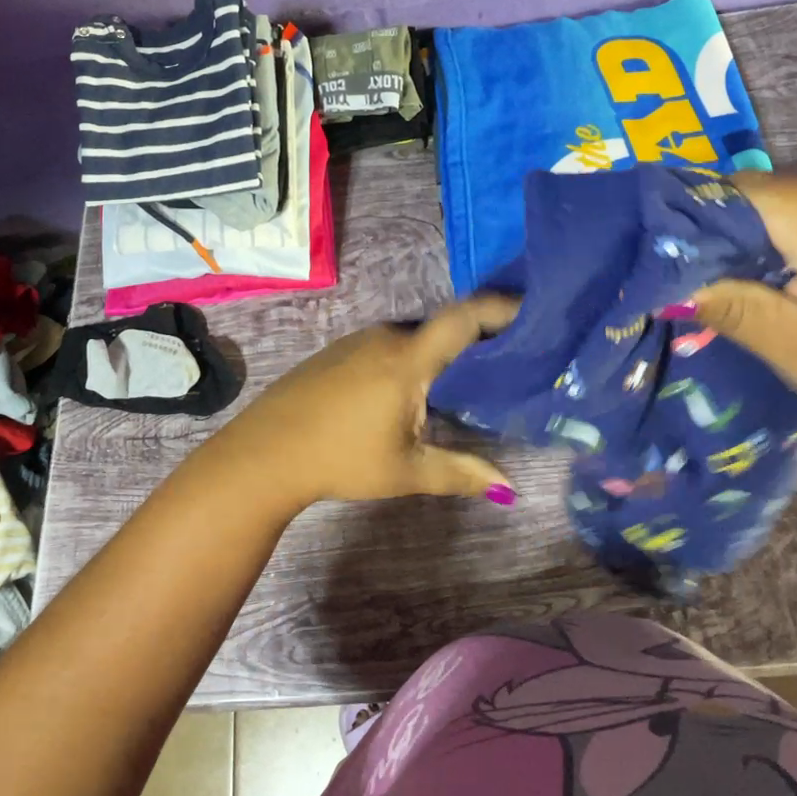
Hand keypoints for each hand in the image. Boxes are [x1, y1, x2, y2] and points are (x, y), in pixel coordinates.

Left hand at [207, 295, 519, 508]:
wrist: (265, 451)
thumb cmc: (340, 459)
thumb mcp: (406, 471)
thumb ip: (461, 473)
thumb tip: (509, 487)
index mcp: (408, 359)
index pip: (465, 318)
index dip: (501, 309)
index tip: (531, 312)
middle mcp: (385, 337)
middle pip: (440, 328)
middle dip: (474, 340)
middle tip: (505, 362)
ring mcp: (356, 340)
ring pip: (411, 339)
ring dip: (437, 354)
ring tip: (461, 383)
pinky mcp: (335, 350)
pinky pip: (385, 345)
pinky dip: (408, 359)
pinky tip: (407, 392)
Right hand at [692, 175, 796, 433]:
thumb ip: (738, 310)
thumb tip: (672, 284)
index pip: (755, 194)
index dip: (701, 211)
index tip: (660, 242)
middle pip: (766, 188)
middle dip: (719, 220)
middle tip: (680, 262)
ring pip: (782, 191)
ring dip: (744, 223)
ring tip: (715, 266)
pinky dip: (772, 225)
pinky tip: (761, 262)